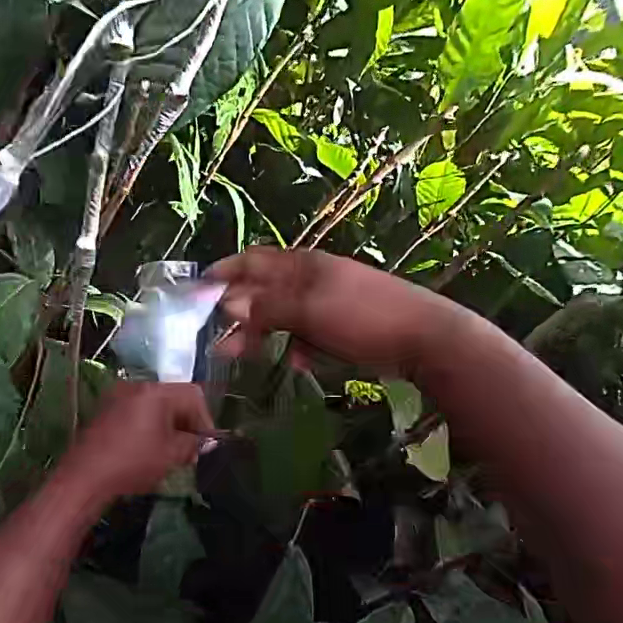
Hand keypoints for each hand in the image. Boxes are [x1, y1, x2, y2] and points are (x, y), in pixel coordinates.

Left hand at [54, 381, 214, 502]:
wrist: (84, 478)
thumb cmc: (133, 462)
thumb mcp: (171, 455)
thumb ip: (193, 444)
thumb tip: (204, 443)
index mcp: (156, 392)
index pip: (193, 395)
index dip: (205, 419)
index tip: (206, 443)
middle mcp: (137, 387)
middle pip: (173, 397)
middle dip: (186, 422)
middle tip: (191, 449)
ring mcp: (118, 397)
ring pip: (155, 405)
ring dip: (168, 424)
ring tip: (171, 451)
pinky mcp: (105, 411)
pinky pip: (137, 412)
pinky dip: (149, 426)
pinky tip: (149, 449)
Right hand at [208, 248, 468, 376]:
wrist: (425, 336)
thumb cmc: (363, 316)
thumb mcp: (309, 309)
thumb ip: (267, 306)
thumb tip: (227, 304)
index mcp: (303, 264)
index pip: (253, 260)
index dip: (224, 273)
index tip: (197, 292)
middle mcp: (314, 276)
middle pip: (266, 288)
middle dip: (240, 310)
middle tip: (217, 339)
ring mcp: (332, 299)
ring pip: (286, 312)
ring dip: (266, 330)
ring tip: (246, 355)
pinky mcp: (346, 323)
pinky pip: (310, 330)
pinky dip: (299, 343)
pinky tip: (299, 361)